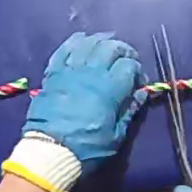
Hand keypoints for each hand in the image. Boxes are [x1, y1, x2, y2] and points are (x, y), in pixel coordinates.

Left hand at [3, 32, 144, 191]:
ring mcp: (70, 71)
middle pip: (110, 48)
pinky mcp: (53, 74)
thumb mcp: (115, 135)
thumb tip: (141, 93)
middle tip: (126, 58)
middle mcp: (91, 73)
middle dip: (123, 50)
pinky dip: (74, 42)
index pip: (129, 65)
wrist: (50, 152)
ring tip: (107, 44)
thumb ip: (129, 111)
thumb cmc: (86, 148)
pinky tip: (81, 40)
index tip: (138, 81)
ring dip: (100, 41)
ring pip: (87, 44)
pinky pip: (64, 50)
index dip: (137, 70)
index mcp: (110, 89)